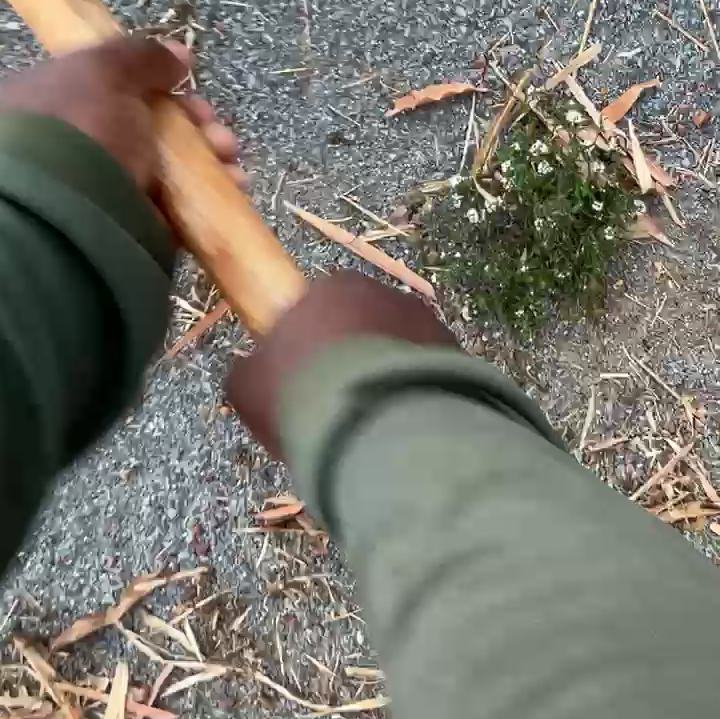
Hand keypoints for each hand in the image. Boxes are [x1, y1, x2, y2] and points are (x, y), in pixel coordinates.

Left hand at [0, 36, 245, 200]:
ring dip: (213, 159)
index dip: (160, 87)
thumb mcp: (105, 73)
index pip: (117, 87)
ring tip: (233, 161)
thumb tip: (181, 52)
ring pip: (177, 166)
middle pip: (155, 127)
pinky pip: (189, 202)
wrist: (80, 209)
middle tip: (218, 132)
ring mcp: (117, 184)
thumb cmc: (84, 129)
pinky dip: (215, 194)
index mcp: (60, 100)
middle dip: (196, 127)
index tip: (190, 91)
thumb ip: (142, 58)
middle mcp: (86, 142)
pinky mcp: (147, 220)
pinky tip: (235, 187)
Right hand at [228, 272, 457, 459]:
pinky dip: (430, 400)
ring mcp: (437, 330)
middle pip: (375, 329)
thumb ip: (255, 371)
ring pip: (411, 356)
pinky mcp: (468, 365)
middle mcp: (395, 298)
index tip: (314, 381)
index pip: (324, 305)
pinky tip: (417, 430)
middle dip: (365, 362)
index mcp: (337, 288)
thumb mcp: (251, 388)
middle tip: (351, 407)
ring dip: (400, 382)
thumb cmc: (307, 396)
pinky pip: (442, 381)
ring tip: (385, 425)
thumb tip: (257, 370)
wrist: (385, 425)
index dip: (318, 345)